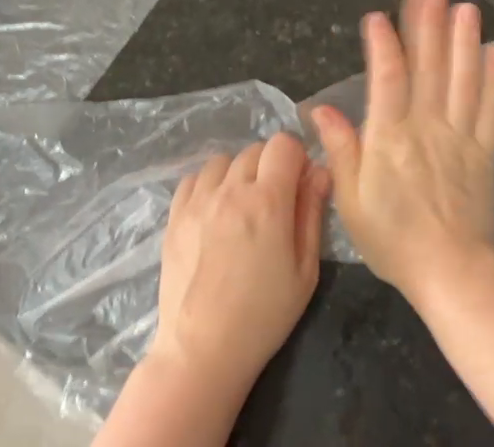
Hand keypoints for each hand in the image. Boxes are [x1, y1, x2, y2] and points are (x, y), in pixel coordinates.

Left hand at [150, 133, 329, 391]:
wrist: (202, 349)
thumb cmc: (264, 314)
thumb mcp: (305, 270)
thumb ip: (312, 213)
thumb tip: (319, 172)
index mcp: (268, 200)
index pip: (284, 144)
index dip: (297, 159)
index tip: (299, 184)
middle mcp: (230, 190)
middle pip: (255, 150)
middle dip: (271, 166)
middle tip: (275, 203)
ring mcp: (198, 201)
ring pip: (223, 161)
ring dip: (238, 174)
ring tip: (242, 207)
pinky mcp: (174, 216)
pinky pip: (194, 178)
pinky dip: (209, 185)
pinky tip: (215, 213)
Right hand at [309, 0, 493, 301]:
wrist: (449, 271)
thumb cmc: (392, 239)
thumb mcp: (351, 200)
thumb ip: (341, 149)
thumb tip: (320, 108)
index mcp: (390, 139)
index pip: (387, 79)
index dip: (383, 45)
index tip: (378, 16)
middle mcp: (427, 128)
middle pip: (428, 68)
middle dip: (428, 27)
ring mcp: (461, 137)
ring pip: (463, 80)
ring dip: (464, 41)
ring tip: (466, 8)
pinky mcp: (485, 152)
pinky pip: (492, 109)